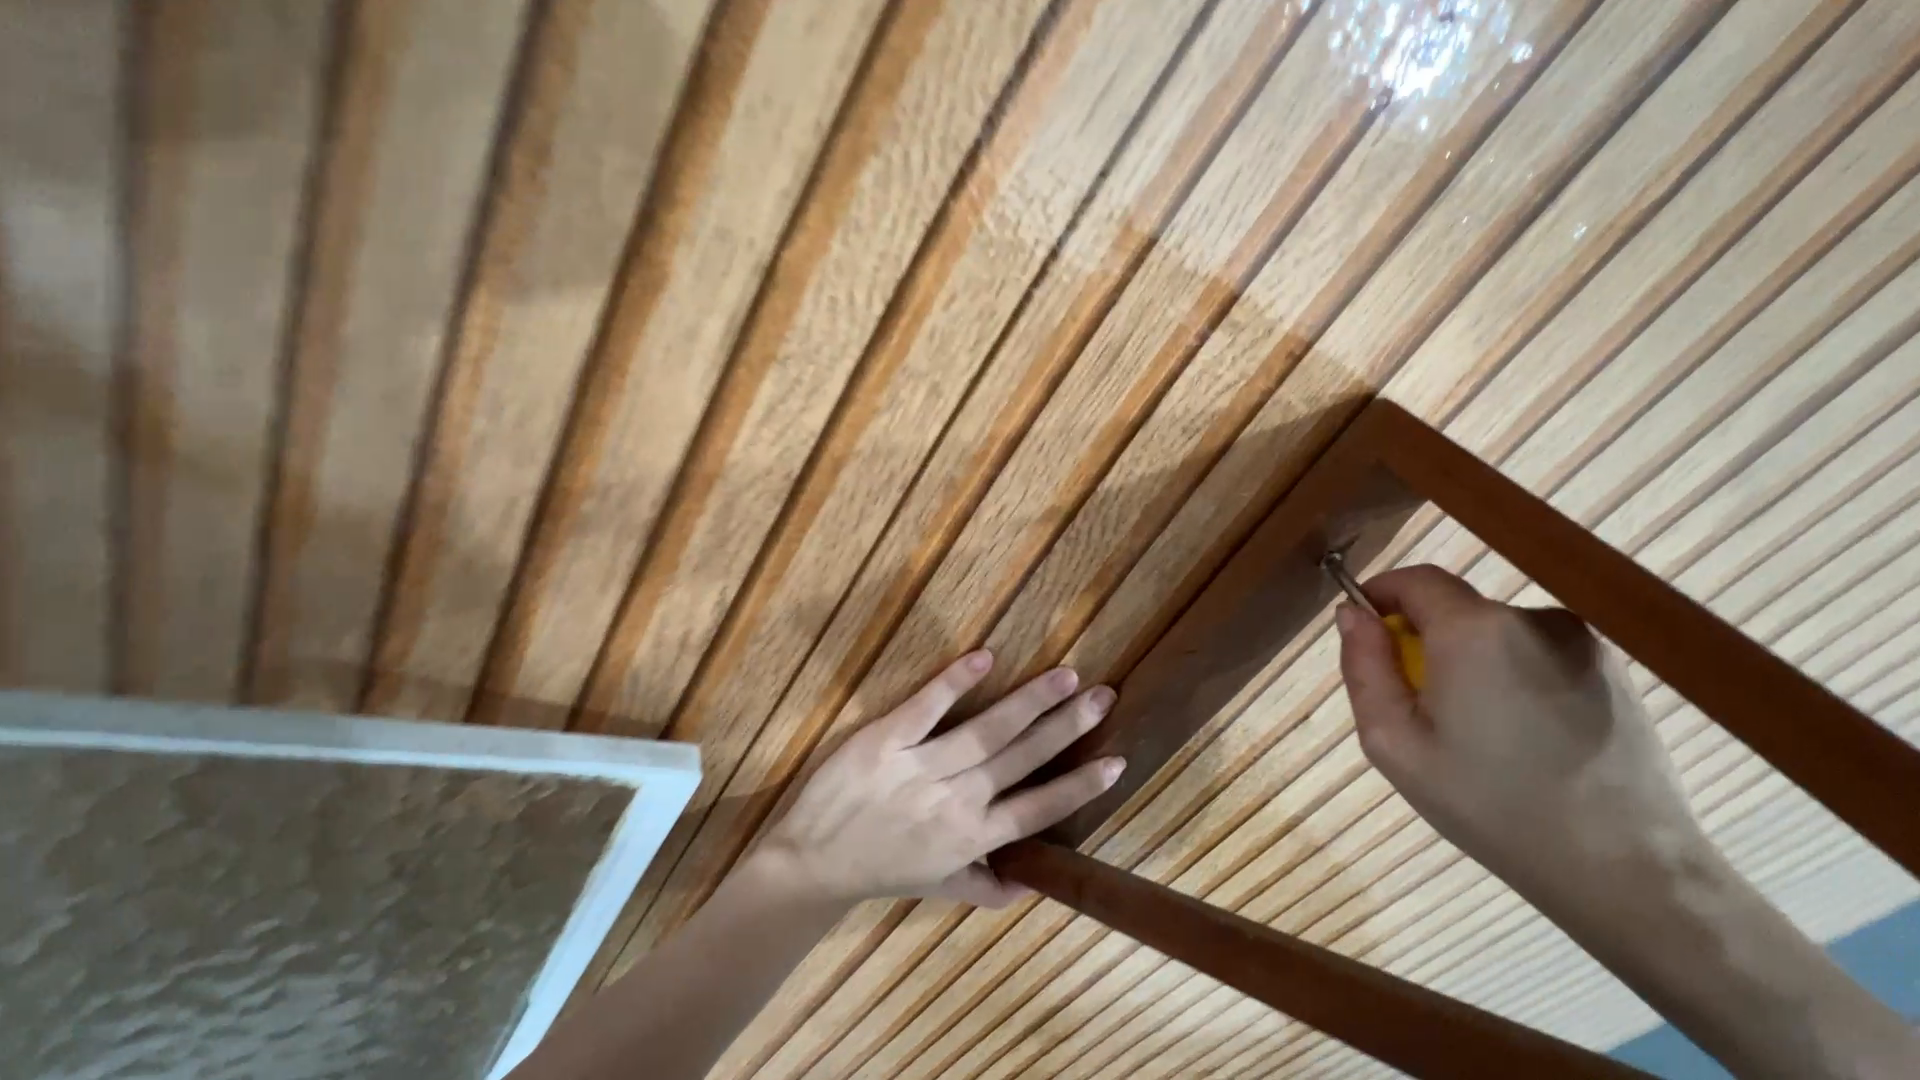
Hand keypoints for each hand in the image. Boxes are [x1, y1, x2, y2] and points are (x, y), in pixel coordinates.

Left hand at [758, 650, 1124, 907]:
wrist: (811, 862)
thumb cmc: (880, 869)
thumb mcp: (938, 887)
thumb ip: (987, 885)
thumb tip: (1032, 886)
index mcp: (971, 838)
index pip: (1038, 810)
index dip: (1079, 787)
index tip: (1116, 761)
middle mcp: (954, 803)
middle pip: (1021, 761)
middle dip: (1066, 728)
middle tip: (1102, 697)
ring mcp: (918, 770)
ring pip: (985, 733)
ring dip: (1028, 703)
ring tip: (1065, 676)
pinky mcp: (883, 742)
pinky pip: (925, 709)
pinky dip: (954, 684)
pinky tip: (985, 658)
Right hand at [1334, 565, 1705, 902]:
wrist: (1625, 868)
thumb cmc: (1490, 805)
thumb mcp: (1394, 743)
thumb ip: (1364, 668)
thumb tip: (1351, 613)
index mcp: (1473, 630)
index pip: (1414, 579)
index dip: (1380, 595)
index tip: (1364, 633)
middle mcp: (1531, 618)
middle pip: (1456, 610)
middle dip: (1426, 643)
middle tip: (1421, 712)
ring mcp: (1583, 642)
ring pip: (1497, 635)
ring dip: (1473, 665)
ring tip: (1482, 737)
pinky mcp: (1615, 671)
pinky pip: (1539, 656)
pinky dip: (1516, 681)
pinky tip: (1528, 742)